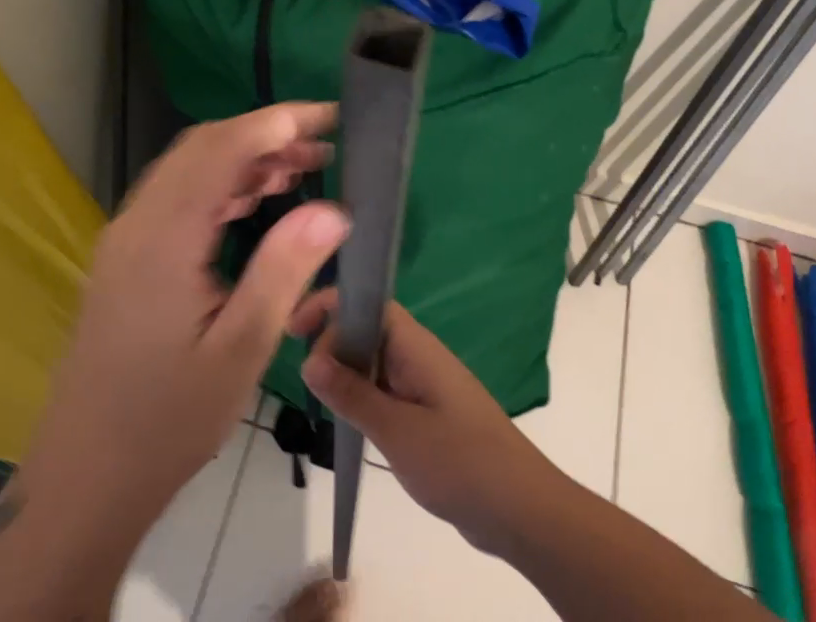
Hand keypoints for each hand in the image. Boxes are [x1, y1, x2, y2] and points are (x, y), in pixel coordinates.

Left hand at [20, 102, 350, 527]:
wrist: (88, 473)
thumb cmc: (169, 419)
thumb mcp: (240, 348)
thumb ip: (284, 269)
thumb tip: (335, 208)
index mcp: (163, 238)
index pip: (222, 149)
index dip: (277, 122)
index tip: (330, 116)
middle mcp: (136, 225)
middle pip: (200, 150)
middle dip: (264, 136)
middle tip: (325, 147)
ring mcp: (124, 242)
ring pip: (186, 173)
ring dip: (241, 161)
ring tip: (301, 171)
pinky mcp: (124, 262)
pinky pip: (175, 202)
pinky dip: (218, 189)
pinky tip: (253, 206)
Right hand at [290, 291, 561, 550]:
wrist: (521, 510)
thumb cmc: (461, 463)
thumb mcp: (397, 431)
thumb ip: (352, 395)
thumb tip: (309, 361)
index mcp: (417, 348)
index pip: (368, 304)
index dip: (329, 306)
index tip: (294, 331)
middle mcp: (420, 358)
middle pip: (367, 331)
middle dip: (331, 345)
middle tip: (308, 383)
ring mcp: (426, 386)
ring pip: (374, 364)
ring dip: (345, 375)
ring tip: (321, 404)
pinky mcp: (429, 415)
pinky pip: (386, 392)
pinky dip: (363, 399)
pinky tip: (349, 425)